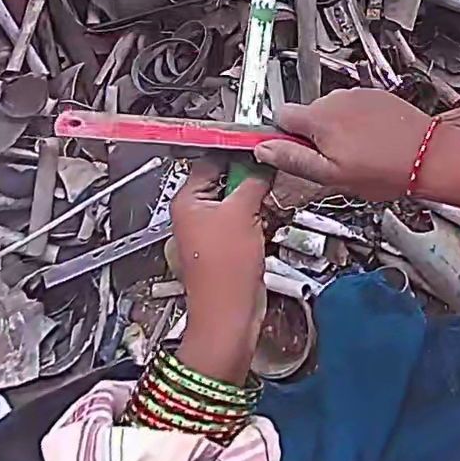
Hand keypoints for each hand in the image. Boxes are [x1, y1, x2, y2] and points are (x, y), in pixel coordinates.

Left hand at [169, 162, 268, 383]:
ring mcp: (212, 229)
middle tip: (270, 173)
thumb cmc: (224, 269)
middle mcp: (196, 213)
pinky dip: (259, 215)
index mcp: (187, 201)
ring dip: (257, 197)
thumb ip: (254, 180)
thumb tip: (264, 162)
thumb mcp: (242, 212)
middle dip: (251, 176)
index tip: (259, 146)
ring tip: (271, 198)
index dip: (236, 152)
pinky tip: (271, 217)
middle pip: (227, 179)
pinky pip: (245, 218)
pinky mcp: (228, 243)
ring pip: (239, 199)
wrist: (230, 314)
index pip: (211, 160)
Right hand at [253, 89, 432, 200]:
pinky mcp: (375, 95)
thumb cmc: (385, 169)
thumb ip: (293, 159)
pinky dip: (356, 122)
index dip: (284, 136)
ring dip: (336, 129)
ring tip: (357, 153)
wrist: (427, 155)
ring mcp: (357, 95)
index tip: (291, 151)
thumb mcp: (331, 175)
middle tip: (332, 160)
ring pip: (331, 111)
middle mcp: (336, 99)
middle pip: (307, 114)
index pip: (281, 115)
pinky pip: (354, 108)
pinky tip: (371, 141)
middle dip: (313, 135)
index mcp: (319, 118)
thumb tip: (264, 150)